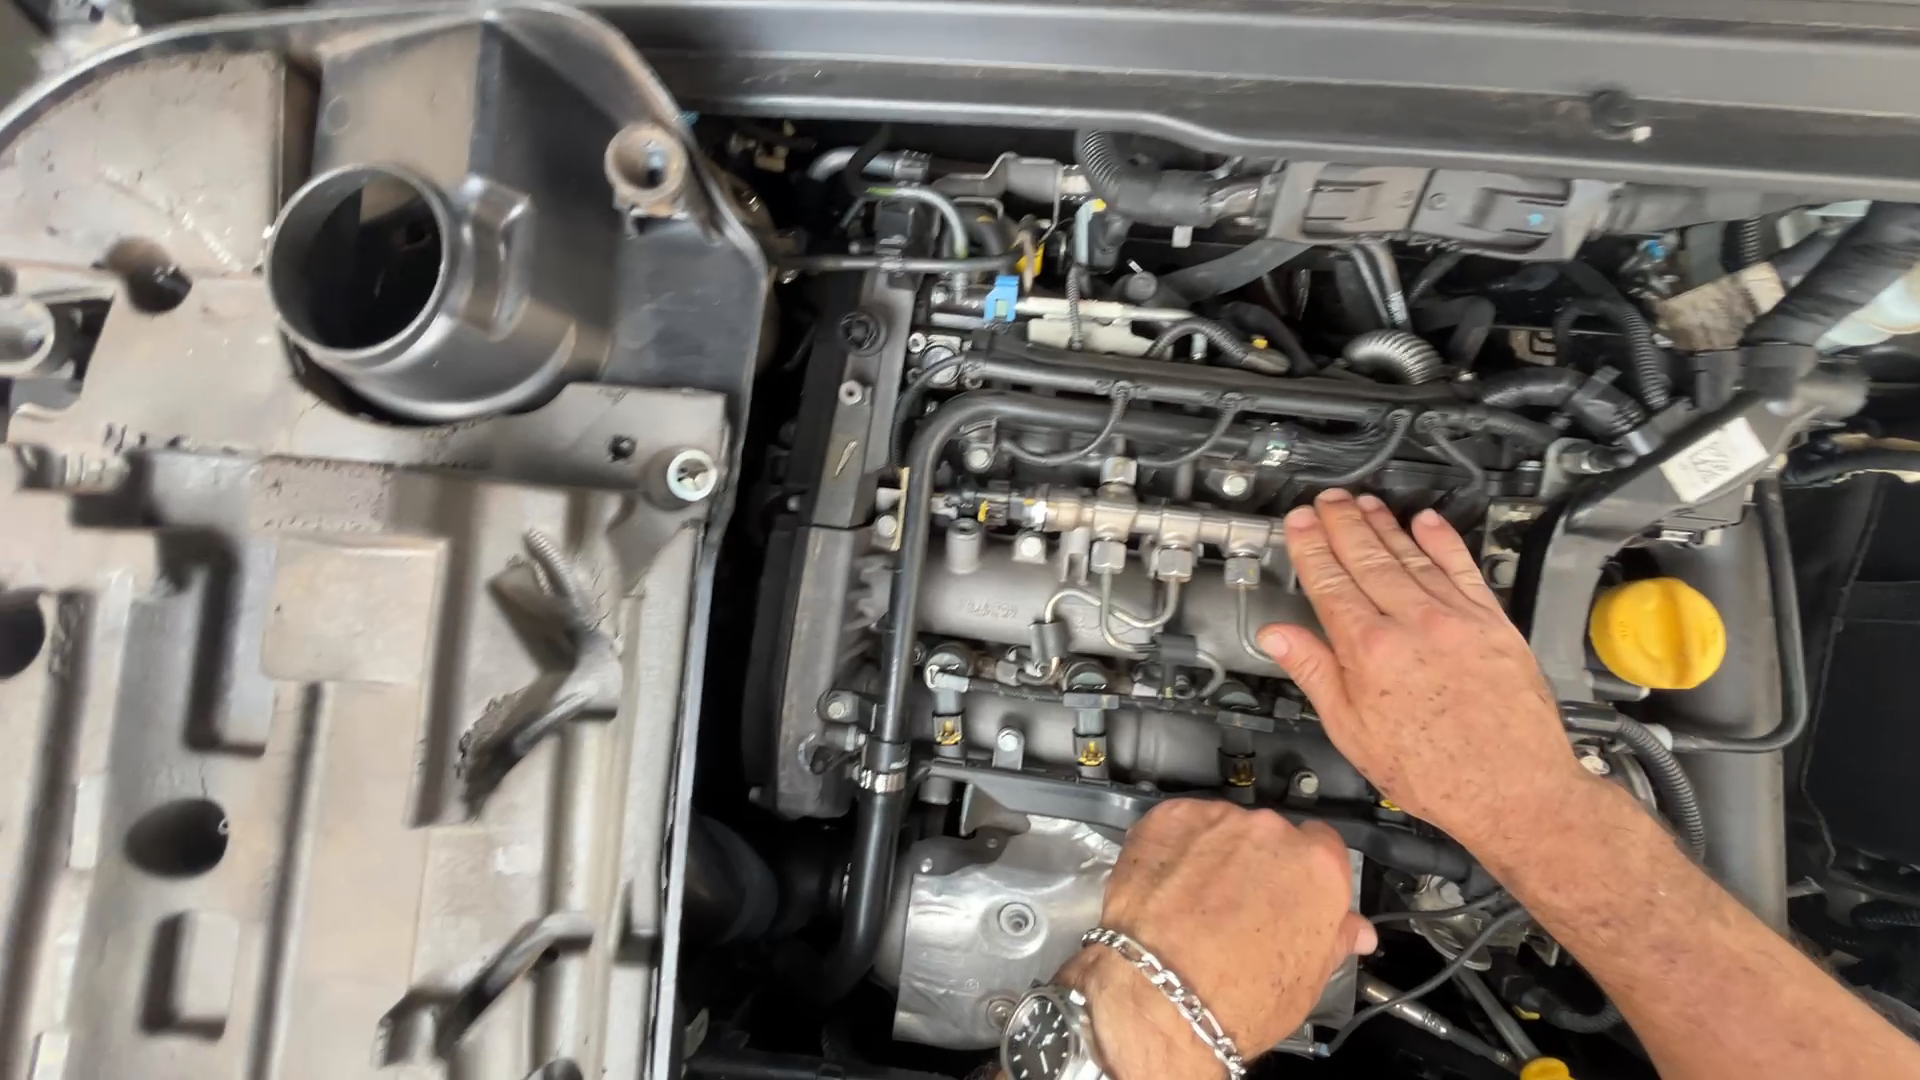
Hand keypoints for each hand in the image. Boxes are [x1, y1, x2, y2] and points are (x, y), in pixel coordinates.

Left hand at [1055, 799, 1375, 1079]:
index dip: (1305, 872)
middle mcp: (1269, 831)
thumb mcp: (1306, 980)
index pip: (1323, 846)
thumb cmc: (1237, 995)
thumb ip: (1332, 938)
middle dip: (1257, 863)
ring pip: (1221, 828)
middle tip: (1239, 904)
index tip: (1292, 888)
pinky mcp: (1168, 817)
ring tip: (1196, 900)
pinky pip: (1179, 825)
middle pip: (1269, 836)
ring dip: (1214, 852)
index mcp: (1317, 866)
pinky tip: (1168, 884)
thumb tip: (1351, 929)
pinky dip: (1174, 847)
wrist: (1160, 989)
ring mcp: (1215, 818)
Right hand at [1257, 489, 1587, 845]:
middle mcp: (1414, 624)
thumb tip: (1276, 635)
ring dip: (1383, 526)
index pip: (1330, 582)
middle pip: (1368, 559)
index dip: (1311, 548)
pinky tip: (1426, 522)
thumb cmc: (1433, 770)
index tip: (1299, 523)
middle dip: (1342, 524)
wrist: (1517, 793)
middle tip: (1326, 500)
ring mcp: (1457, 619)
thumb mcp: (1351, 730)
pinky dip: (1443, 542)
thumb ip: (1314, 672)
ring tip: (1362, 503)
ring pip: (1411, 557)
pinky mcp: (1494, 625)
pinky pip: (1463, 570)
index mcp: (1371, 650)